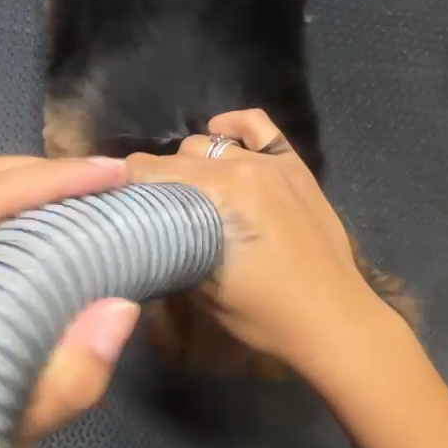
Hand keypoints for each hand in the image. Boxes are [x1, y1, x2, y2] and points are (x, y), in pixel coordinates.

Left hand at [0, 155, 141, 447]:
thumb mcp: (30, 422)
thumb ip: (74, 376)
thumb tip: (121, 308)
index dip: (46, 179)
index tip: (108, 176)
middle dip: (40, 169)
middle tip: (102, 178)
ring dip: (20, 177)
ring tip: (78, 187)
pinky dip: (0, 195)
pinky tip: (41, 208)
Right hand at [125, 109, 395, 374]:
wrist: (332, 320)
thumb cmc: (263, 314)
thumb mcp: (200, 289)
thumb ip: (170, 246)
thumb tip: (143, 229)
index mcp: (218, 194)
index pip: (151, 171)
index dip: (126, 184)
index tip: (116, 201)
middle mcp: (242, 166)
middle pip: (178, 157)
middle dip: (158, 180)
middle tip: (153, 209)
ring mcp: (272, 163)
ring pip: (211, 144)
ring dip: (192, 163)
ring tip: (190, 191)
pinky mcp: (294, 166)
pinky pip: (258, 127)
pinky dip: (233, 127)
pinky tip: (221, 135)